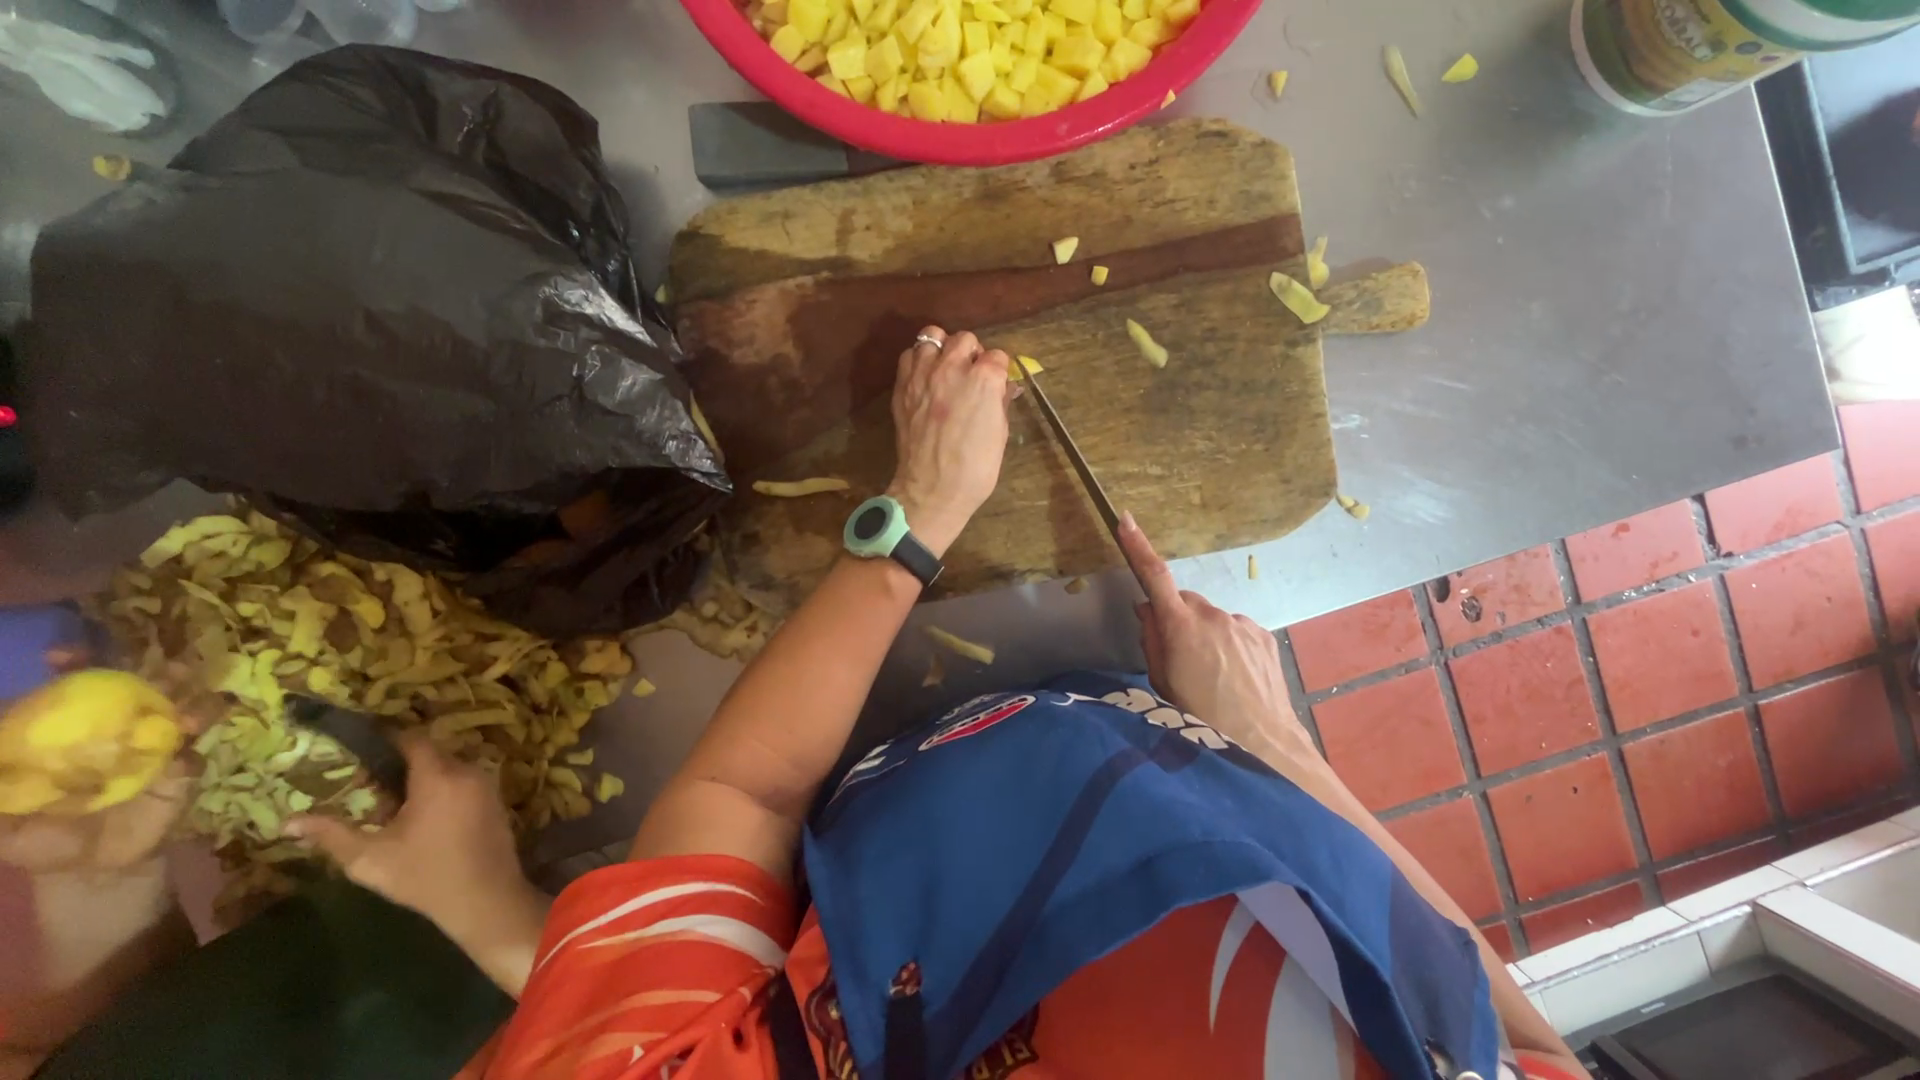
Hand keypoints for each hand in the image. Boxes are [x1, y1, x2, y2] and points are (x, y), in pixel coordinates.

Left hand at [0, 646, 199, 875]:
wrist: (89, 871)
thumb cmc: (37, 838)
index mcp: (77, 731)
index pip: (76, 688)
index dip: (74, 664)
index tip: (62, 655)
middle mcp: (121, 729)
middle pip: (143, 688)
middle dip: (155, 669)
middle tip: (160, 662)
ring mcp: (158, 747)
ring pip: (181, 707)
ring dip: (187, 693)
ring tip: (185, 683)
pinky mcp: (183, 770)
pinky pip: (194, 747)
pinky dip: (195, 734)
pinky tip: (192, 728)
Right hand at [287, 735, 547, 995]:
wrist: (485, 897)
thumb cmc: (425, 876)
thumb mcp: (369, 858)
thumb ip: (331, 834)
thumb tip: (289, 822)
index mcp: (439, 777)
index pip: (413, 740)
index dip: (386, 741)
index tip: (360, 752)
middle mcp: (468, 771)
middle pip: (431, 753)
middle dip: (401, 764)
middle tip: (370, 784)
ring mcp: (487, 784)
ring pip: (448, 767)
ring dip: (423, 778)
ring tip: (393, 803)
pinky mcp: (496, 799)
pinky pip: (464, 781)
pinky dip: (443, 788)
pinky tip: (423, 815)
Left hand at [886, 327, 1012, 556]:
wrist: (932, 489)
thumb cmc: (976, 468)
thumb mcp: (1000, 434)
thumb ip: (1000, 403)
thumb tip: (1004, 388)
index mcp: (984, 379)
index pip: (997, 356)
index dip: (999, 371)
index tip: (997, 385)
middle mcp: (953, 368)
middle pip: (965, 339)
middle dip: (971, 354)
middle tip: (971, 375)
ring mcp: (923, 375)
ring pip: (932, 337)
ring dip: (942, 349)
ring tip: (945, 369)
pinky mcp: (902, 387)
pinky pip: (909, 356)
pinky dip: (918, 362)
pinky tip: (925, 379)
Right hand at [1116, 513, 1320, 774]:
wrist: (1262, 741)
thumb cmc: (1200, 718)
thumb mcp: (1161, 683)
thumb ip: (1152, 641)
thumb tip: (1148, 610)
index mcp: (1180, 627)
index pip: (1154, 577)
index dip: (1138, 547)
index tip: (1126, 520)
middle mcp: (1212, 616)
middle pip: (1184, 603)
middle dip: (1177, 619)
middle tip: (1178, 656)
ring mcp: (1241, 624)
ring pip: (1211, 619)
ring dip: (1205, 635)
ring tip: (1211, 675)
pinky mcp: (1262, 635)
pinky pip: (1235, 630)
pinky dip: (1228, 644)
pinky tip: (1233, 676)